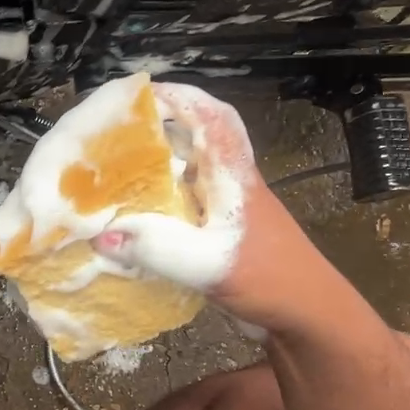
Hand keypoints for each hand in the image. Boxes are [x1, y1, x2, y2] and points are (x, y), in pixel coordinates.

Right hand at [89, 83, 340, 330]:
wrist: (309, 318)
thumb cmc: (272, 281)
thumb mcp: (211, 264)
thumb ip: (156, 247)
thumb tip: (100, 235)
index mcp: (233, 178)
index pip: (213, 118)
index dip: (181, 97)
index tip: (139, 91)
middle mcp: (228, 185)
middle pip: (193, 139)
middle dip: (154, 128)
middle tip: (108, 133)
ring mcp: (222, 210)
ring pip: (183, 171)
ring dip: (149, 164)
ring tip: (105, 170)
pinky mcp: (215, 233)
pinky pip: (176, 204)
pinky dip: (150, 201)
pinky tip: (125, 217)